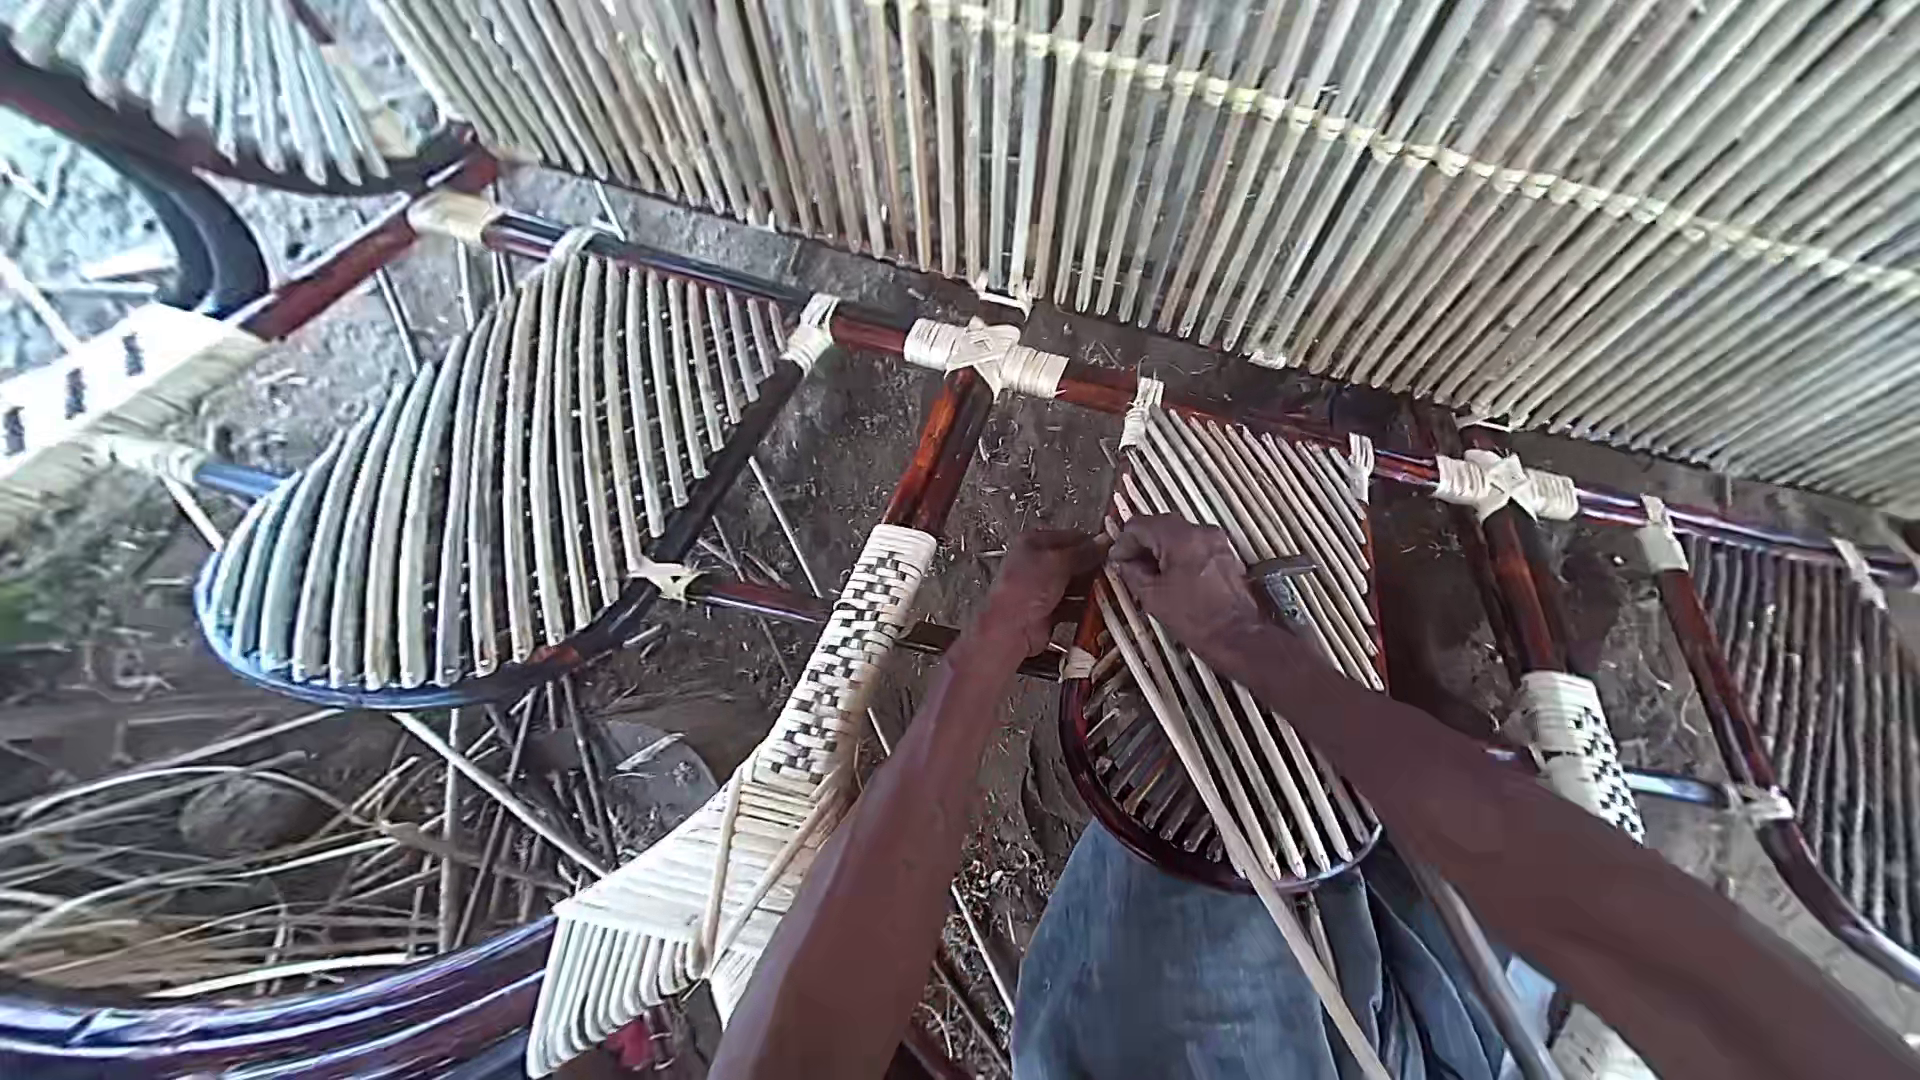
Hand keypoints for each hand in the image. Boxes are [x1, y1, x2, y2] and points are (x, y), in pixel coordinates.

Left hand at [978, 529, 1107, 657]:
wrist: (1011, 628)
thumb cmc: (1025, 588)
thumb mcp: (1057, 562)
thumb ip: (1083, 552)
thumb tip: (1104, 541)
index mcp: (1034, 543)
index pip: (1071, 537)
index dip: (1093, 544)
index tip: (1115, 551)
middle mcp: (1038, 563)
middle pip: (1075, 562)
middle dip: (1095, 569)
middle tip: (1118, 573)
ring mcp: (1043, 588)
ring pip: (1076, 585)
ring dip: (1094, 589)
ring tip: (1115, 591)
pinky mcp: (1049, 610)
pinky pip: (1074, 605)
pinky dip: (1087, 607)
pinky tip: (1103, 609)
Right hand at [1110, 515, 1298, 672]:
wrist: (1236, 637)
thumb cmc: (1196, 619)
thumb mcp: (1151, 596)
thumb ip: (1131, 571)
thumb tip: (1123, 562)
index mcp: (1180, 539)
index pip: (1139, 525)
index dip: (1123, 542)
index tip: (1117, 560)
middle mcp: (1200, 532)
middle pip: (1158, 524)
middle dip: (1140, 543)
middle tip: (1127, 564)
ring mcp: (1215, 540)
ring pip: (1175, 533)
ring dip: (1157, 548)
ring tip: (1146, 572)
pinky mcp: (1223, 552)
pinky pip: (1191, 543)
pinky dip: (1175, 553)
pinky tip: (1168, 575)